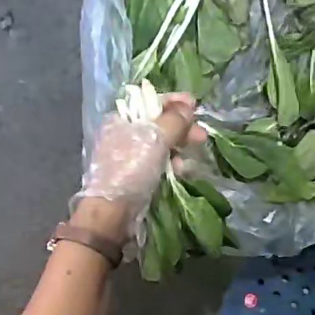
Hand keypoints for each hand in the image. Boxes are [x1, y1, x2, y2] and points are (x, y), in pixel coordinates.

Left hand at [76, 93, 205, 224]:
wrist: (112, 213)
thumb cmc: (131, 169)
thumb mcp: (155, 138)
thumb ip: (174, 120)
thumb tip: (188, 106)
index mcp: (122, 119)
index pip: (151, 102)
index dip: (175, 102)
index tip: (195, 104)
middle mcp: (124, 134)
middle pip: (159, 123)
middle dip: (182, 127)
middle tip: (202, 135)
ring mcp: (131, 156)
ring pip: (162, 144)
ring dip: (180, 147)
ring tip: (193, 154)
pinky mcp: (138, 175)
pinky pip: (160, 163)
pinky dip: (172, 163)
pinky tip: (181, 170)